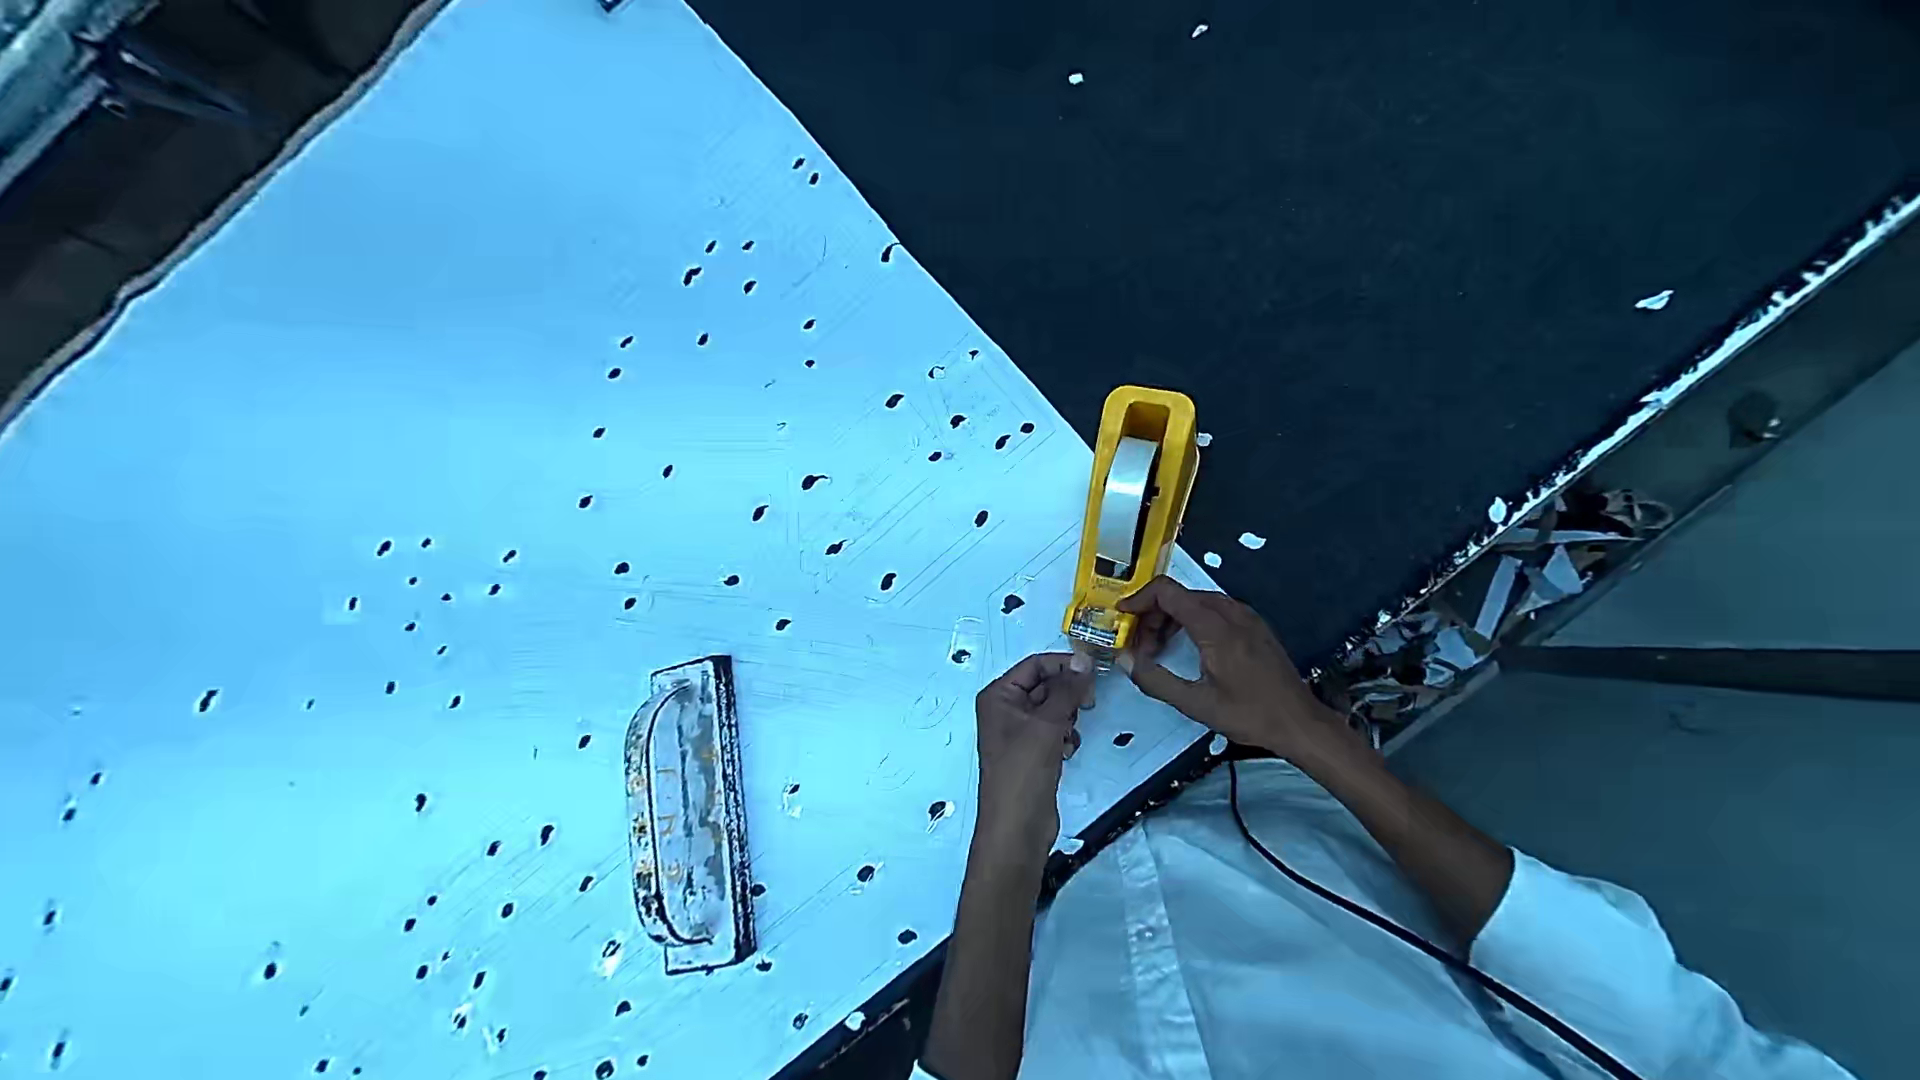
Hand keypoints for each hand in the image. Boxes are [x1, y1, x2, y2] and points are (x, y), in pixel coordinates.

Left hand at [972, 651, 1094, 854]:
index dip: (1063, 665)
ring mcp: (1018, 732)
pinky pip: (1054, 730)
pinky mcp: (1032, 752)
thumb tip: (1083, 661)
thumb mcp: (1047, 723)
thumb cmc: (1024, 770)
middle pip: (1044, 685)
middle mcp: (1005, 709)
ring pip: (1052, 708)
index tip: (1093, 673)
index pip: (1034, 665)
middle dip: (1067, 694)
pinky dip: (1065, 736)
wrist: (1016, 827)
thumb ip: (1067, 689)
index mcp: (998, 695)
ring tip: (1069, 735)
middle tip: (1088, 705)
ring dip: (1067, 717)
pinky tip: (1067, 751)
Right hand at [1118, 576, 1356, 761]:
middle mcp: (1230, 612)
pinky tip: (1187, 647)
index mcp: (1214, 626)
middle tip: (1142, 647)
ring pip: (1195, 601)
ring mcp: (1245, 616)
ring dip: (1170, 618)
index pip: (1166, 592)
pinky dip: (1191, 620)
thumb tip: (1125, 660)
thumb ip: (1154, 680)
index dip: (1139, 599)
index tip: (1122, 618)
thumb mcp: (1195, 703)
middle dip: (1152, 616)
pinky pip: (1213, 609)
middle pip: (1178, 595)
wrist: (1301, 723)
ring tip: (1160, 649)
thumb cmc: (1249, 714)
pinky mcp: (1253, 625)